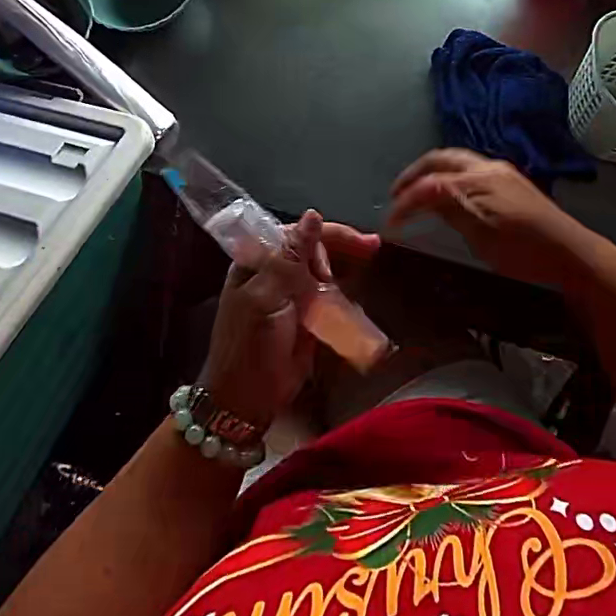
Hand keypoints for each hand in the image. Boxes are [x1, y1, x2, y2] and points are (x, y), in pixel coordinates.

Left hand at [199, 210, 378, 427]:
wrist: (246, 399)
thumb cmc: (249, 346)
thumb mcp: (267, 297)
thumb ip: (291, 257)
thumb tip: (313, 215)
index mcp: (258, 261)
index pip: (298, 233)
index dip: (332, 234)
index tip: (365, 242)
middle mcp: (275, 272)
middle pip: (317, 249)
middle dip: (342, 253)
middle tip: (368, 255)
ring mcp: (292, 295)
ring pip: (327, 272)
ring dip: (346, 275)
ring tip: (364, 274)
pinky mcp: (306, 317)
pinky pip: (331, 299)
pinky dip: (344, 300)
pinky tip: (355, 304)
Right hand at [386, 149, 600, 286]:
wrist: (570, 253)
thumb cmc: (524, 250)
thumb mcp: (481, 236)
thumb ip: (451, 210)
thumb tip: (421, 198)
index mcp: (478, 179)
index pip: (430, 183)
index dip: (406, 200)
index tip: (390, 220)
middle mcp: (488, 168)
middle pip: (441, 159)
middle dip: (414, 174)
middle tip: (396, 194)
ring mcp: (501, 173)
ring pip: (456, 162)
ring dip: (432, 174)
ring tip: (416, 195)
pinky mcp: (511, 183)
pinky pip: (470, 171)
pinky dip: (449, 179)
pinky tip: (447, 197)